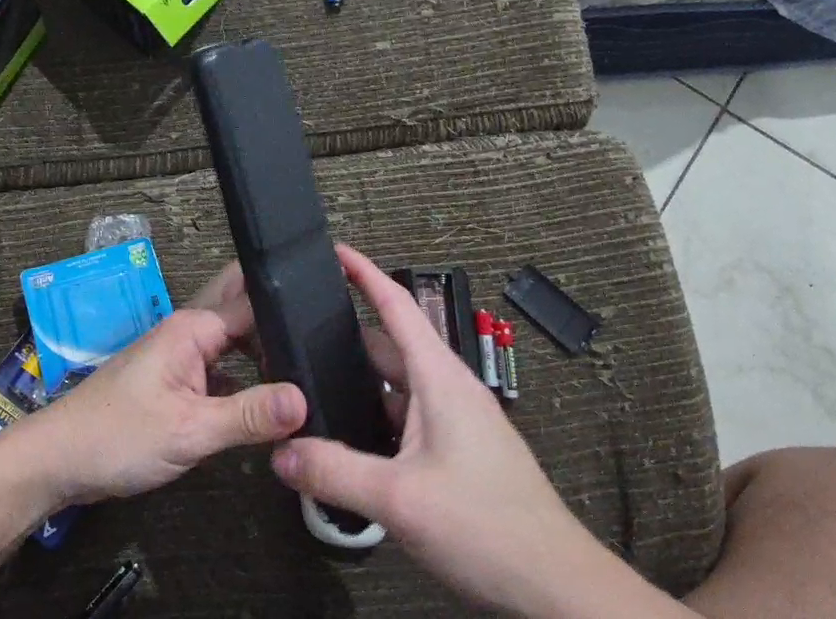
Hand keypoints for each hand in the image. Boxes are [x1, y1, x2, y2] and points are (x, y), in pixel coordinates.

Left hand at [26, 299, 305, 506]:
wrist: (58, 459)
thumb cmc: (118, 437)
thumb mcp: (190, 431)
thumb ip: (249, 414)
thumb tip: (305, 398)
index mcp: (193, 328)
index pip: (255, 303)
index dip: (294, 307)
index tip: (335, 314)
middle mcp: (188, 331)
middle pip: (243, 310)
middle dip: (280, 315)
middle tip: (331, 330)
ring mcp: (180, 355)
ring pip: (234, 340)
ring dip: (265, 348)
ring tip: (313, 361)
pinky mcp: (175, 380)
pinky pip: (222, 366)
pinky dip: (247, 375)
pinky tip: (273, 394)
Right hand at [270, 245, 614, 614]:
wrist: (557, 586)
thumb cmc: (486, 526)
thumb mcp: (399, 499)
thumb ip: (333, 471)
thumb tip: (279, 451)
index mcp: (440, 379)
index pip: (398, 306)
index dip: (365, 273)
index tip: (332, 249)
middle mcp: (448, 391)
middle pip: (388, 347)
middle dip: (343, 335)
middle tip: (293, 333)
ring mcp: (455, 424)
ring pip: (394, 387)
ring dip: (356, 382)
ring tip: (307, 384)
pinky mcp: (456, 454)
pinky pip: (404, 419)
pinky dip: (371, 416)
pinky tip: (343, 438)